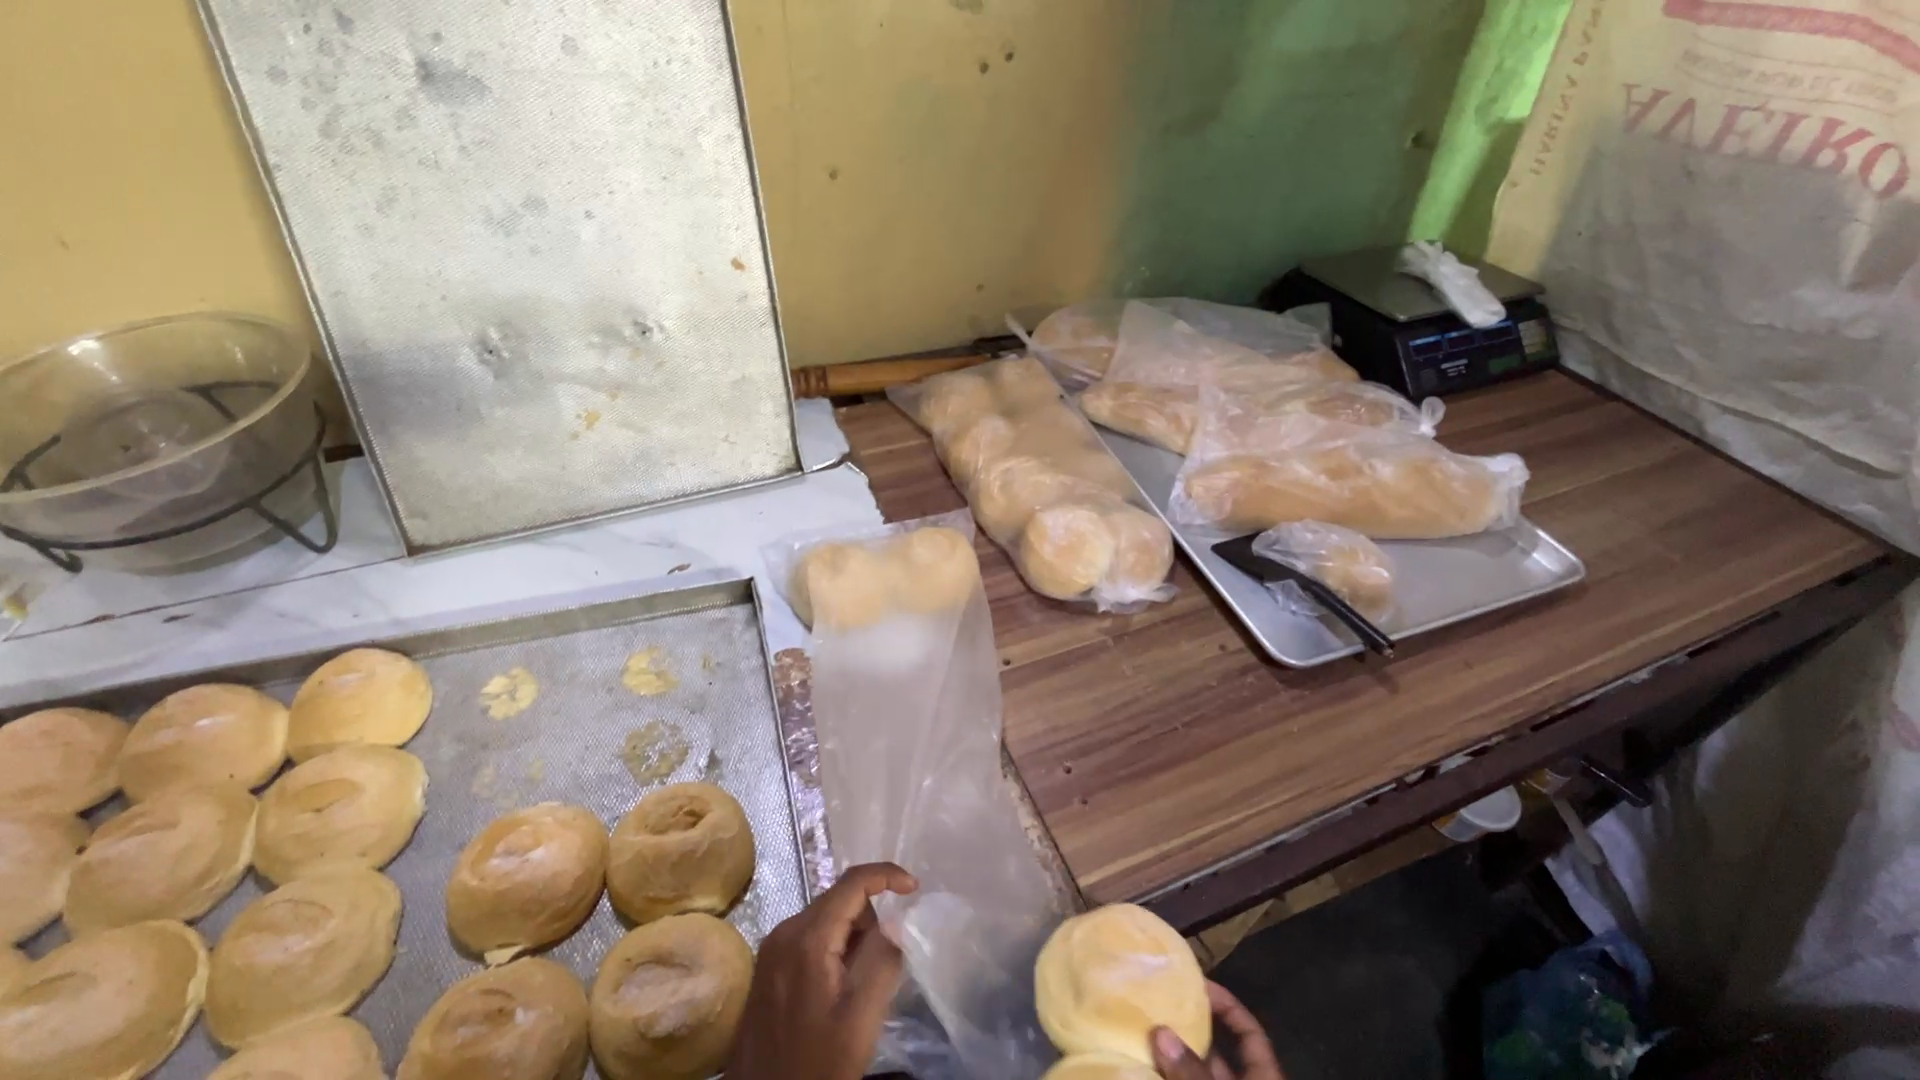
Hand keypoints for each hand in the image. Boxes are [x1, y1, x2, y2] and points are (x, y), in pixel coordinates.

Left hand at [726, 862, 918, 1079]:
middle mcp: (784, 931)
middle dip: (869, 920)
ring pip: (826, 918)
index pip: (853, 882)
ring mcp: (772, 948)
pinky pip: (810, 937)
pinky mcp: (768, 966)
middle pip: (839, 899)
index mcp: (807, 937)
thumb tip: (894, 921)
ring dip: (851, 938)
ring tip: (857, 986)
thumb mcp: (862, 1017)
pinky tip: (838, 988)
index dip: (887, 875)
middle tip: (881, 965)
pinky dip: (833, 949)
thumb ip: (883, 960)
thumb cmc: (817, 1062)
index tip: (915, 889)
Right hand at [1151, 981, 1285, 1079]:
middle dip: (1189, 1031)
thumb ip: (1193, 1071)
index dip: (1228, 1005)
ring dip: (1174, 1059)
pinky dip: (1165, 1077)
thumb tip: (1160, 1032)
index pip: (1250, 1031)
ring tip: (1144, 1036)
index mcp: (1263, 1076)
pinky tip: (1144, 1067)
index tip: (1198, 984)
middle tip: (1158, 1008)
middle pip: (1219, 1052)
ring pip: (1197, 1073)